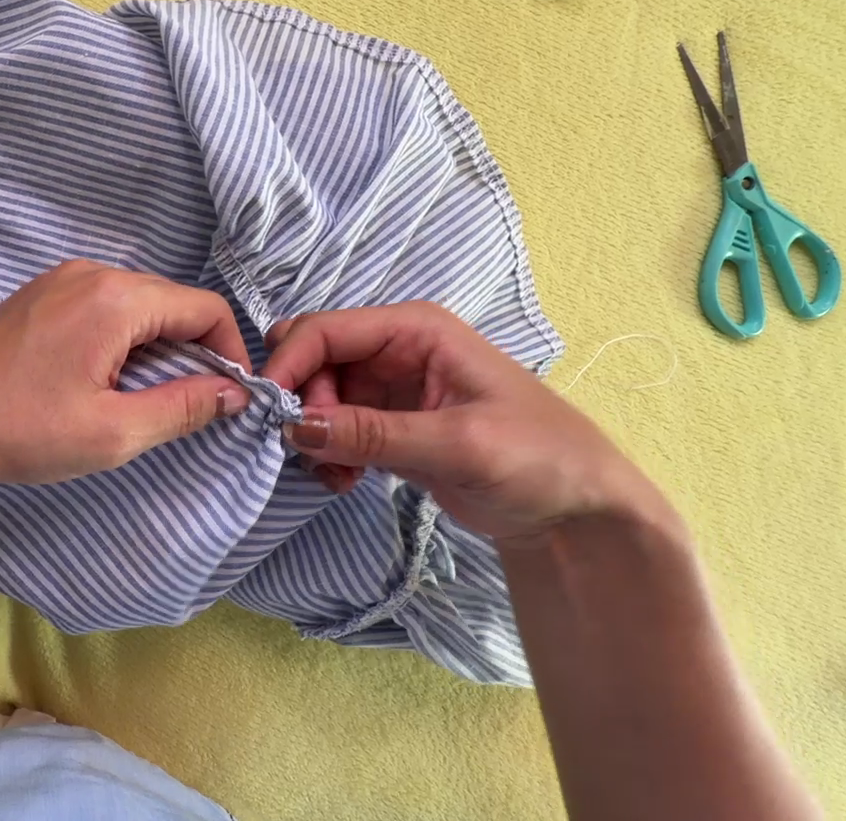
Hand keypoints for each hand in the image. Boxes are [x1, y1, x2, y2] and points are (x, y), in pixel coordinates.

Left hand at [0, 260, 254, 496]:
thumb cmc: (19, 430)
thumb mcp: (113, 432)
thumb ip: (184, 406)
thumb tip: (233, 392)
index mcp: (114, 297)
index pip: (204, 307)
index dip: (230, 352)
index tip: (227, 398)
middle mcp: (87, 273)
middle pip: (169, 302)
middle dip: (191, 351)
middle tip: (184, 406)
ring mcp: (55, 281)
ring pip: (134, 305)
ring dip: (153, 348)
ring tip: (137, 400)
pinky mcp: (34, 297)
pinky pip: (99, 308)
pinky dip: (118, 340)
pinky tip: (98, 381)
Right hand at [261, 301, 669, 542]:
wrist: (577, 516)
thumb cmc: (539, 459)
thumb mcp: (459, 442)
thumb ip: (372, 433)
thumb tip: (293, 427)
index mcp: (414, 330)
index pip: (325, 330)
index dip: (289, 362)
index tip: (267, 410)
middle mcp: (393, 350)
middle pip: (313, 360)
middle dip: (300, 401)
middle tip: (306, 447)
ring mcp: (386, 389)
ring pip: (315, 397)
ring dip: (311, 434)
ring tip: (334, 475)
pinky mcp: (383, 424)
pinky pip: (330, 428)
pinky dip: (325, 452)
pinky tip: (343, 480)